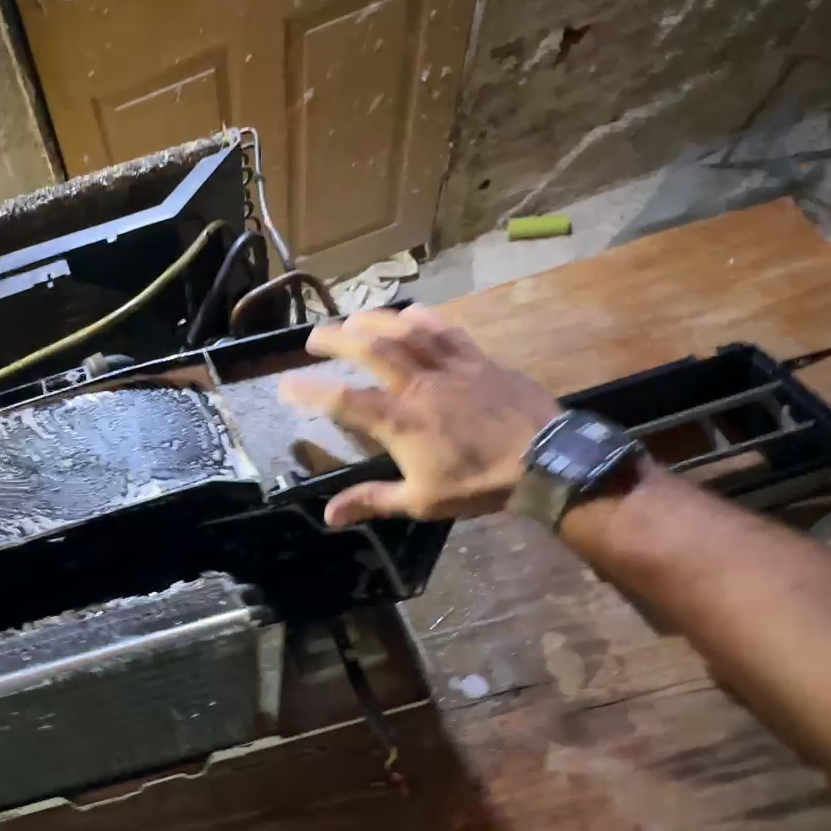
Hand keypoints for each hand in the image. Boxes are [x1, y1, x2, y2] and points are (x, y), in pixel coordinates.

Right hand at [278, 306, 560, 522]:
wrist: (545, 460)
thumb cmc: (479, 484)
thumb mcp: (421, 501)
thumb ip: (372, 500)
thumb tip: (329, 517)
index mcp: (401, 421)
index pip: (344, 401)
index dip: (310, 391)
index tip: (284, 385)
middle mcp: (419, 385)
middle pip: (370, 350)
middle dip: (336, 339)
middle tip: (313, 337)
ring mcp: (450, 367)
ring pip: (405, 332)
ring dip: (373, 321)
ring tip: (351, 319)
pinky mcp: (478, 359)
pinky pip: (446, 329)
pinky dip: (424, 318)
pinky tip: (410, 313)